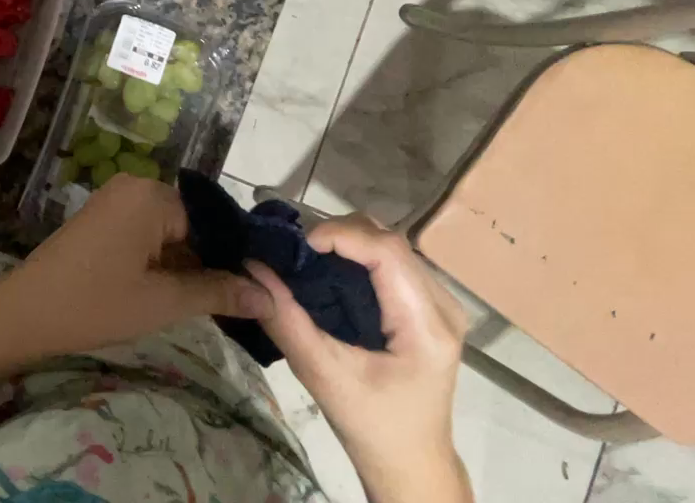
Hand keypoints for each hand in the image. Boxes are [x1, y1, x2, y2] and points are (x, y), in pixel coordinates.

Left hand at [0, 174, 270, 361]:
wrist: (27, 311)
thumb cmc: (97, 303)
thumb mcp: (163, 301)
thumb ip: (218, 292)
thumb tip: (269, 296)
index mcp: (151, 195)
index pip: (213, 221)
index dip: (236, 257)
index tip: (259, 291)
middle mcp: (134, 187)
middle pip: (191, 223)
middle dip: (211, 261)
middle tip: (238, 304)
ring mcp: (114, 201)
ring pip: (170, 232)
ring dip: (187, 264)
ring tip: (214, 304)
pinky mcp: (102, 219)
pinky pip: (146, 234)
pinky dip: (163, 260)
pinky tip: (176, 292)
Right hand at [246, 215, 471, 502]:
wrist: (410, 460)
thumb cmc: (370, 422)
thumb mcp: (321, 373)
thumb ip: (285, 318)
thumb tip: (251, 265)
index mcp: (426, 325)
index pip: (387, 251)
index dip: (339, 234)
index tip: (298, 246)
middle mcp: (443, 305)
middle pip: (389, 239)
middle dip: (338, 234)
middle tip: (297, 253)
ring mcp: (440, 304)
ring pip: (389, 244)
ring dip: (346, 242)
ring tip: (309, 261)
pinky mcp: (428, 306)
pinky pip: (390, 261)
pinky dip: (355, 255)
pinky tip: (330, 273)